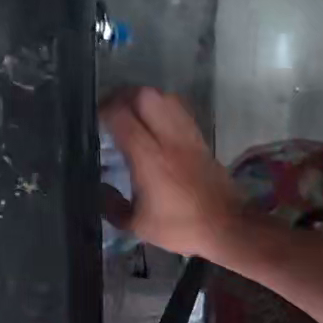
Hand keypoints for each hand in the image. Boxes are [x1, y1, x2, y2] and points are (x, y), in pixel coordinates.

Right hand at [100, 87, 243, 257]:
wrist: (228, 227)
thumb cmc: (182, 227)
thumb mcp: (139, 225)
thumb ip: (113, 207)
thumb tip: (100, 190)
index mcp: (149, 157)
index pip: (121, 116)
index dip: (103, 111)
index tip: (94, 120)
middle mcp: (169, 139)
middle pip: (145, 95)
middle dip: (123, 97)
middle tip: (113, 112)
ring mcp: (189, 137)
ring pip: (166, 98)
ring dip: (146, 100)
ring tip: (135, 116)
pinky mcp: (202, 140)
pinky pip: (181, 112)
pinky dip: (166, 110)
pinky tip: (158, 126)